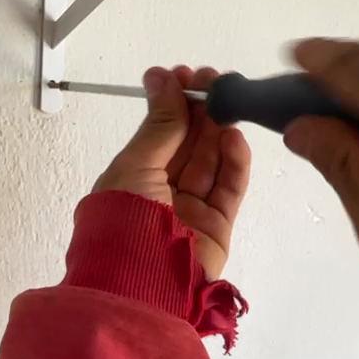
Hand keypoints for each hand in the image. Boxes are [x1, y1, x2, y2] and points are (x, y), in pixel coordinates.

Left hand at [93, 66, 252, 280]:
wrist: (140, 283)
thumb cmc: (123, 220)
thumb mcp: (135, 165)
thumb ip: (159, 125)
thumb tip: (162, 80)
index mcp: (132, 180)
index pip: (159, 136)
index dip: (173, 105)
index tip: (183, 75)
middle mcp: (161, 194)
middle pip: (188, 145)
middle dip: (199, 111)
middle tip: (211, 79)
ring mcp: (190, 211)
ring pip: (210, 163)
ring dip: (218, 129)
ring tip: (227, 98)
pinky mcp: (217, 228)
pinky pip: (229, 189)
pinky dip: (235, 162)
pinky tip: (234, 135)